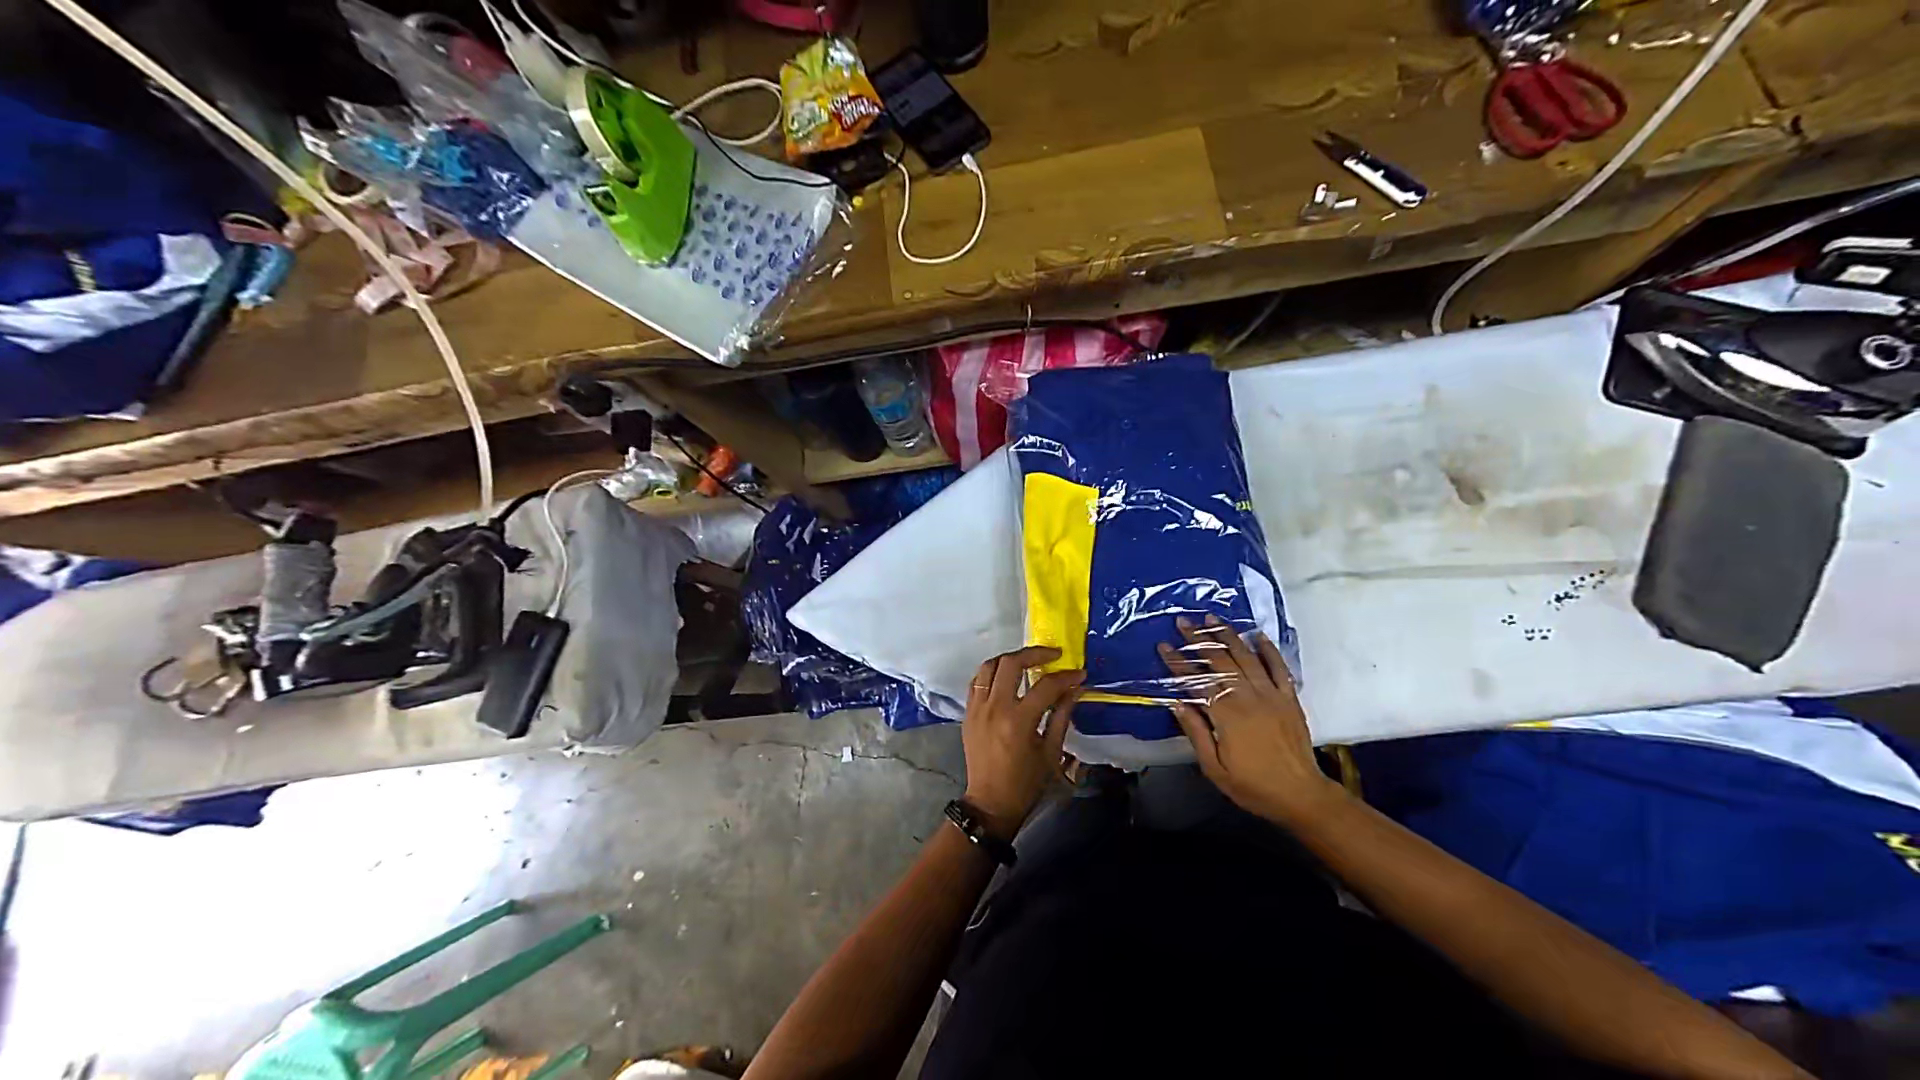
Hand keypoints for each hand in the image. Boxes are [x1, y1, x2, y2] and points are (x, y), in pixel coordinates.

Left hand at [961, 646, 1082, 840]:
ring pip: (989, 666)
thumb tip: (1075, 689)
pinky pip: (977, 681)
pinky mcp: (967, 713)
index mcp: (1018, 721)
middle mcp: (994, 708)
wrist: (990, 803)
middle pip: (1011, 663)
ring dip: (1010, 659)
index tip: (1079, 674)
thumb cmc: (1026, 783)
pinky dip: (992, 673)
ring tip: (1029, 662)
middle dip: (1035, 654)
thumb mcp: (1051, 752)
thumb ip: (1062, 716)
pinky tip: (1007, 677)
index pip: (1045, 686)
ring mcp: (977, 708)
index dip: (1066, 677)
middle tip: (1053, 655)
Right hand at [1159, 616, 1343, 826]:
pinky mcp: (1289, 698)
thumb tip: (1177, 703)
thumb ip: (1195, 732)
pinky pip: (1279, 668)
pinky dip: (1268, 649)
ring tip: (1212, 619)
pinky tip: (1257, 635)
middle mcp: (1249, 698)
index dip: (1178, 662)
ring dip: (1228, 636)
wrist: (1301, 796)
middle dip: (1199, 640)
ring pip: (1247, 657)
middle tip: (1183, 622)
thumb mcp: (1214, 767)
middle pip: (1220, 661)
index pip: (1196, 680)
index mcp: (1227, 715)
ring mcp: (1272, 695)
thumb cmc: (1253, 786)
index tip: (1163, 646)